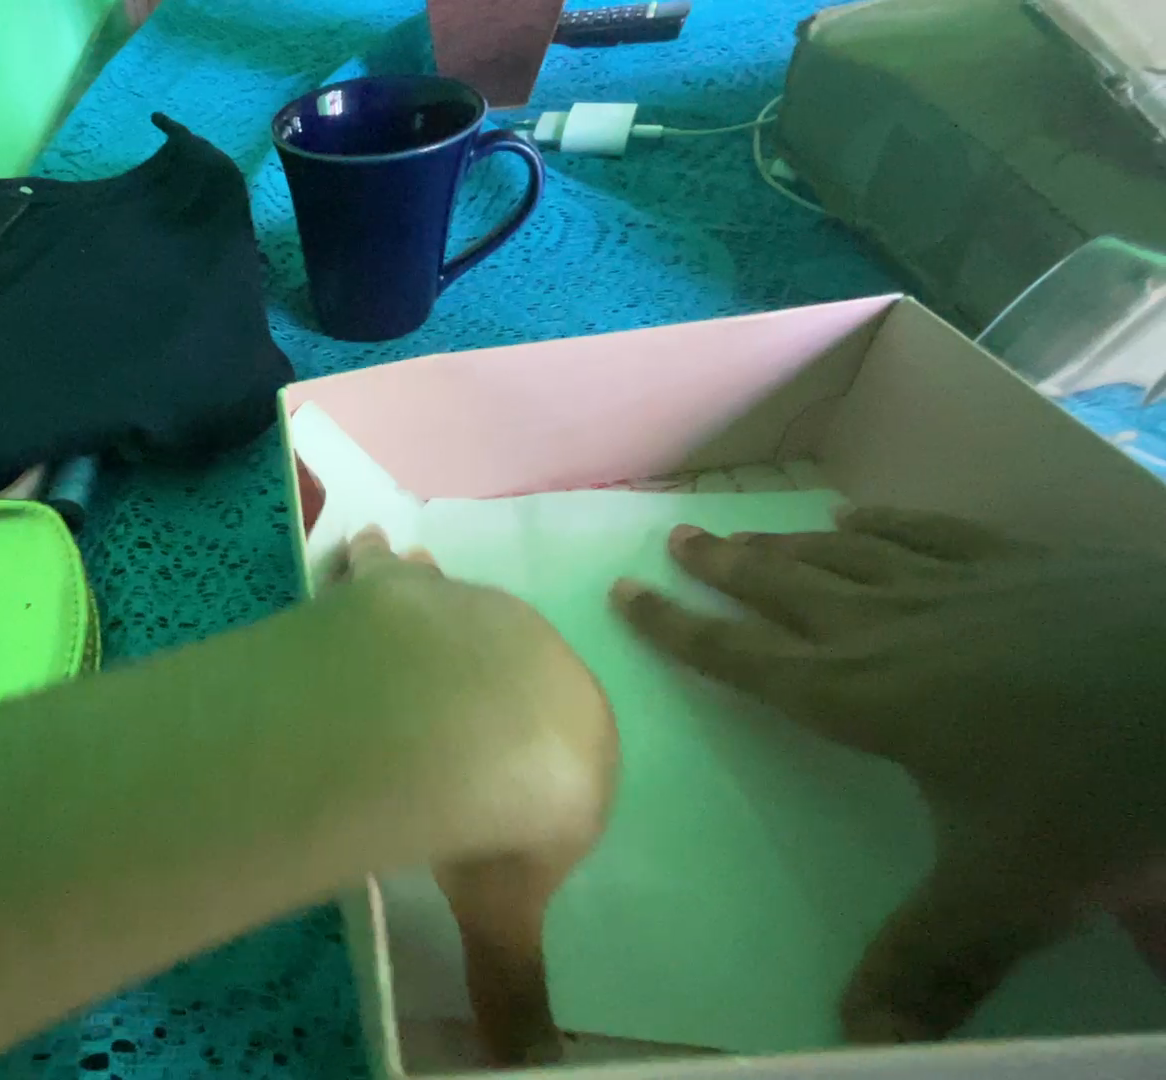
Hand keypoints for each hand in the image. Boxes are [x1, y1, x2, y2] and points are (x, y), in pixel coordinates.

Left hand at [333, 529, 617, 1065]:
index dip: (517, 754)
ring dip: (433, 603)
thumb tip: (513, 1063)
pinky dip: (373, 561)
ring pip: (449, 604)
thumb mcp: (504, 911)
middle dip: (475, 678)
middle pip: (500, 662)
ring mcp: (467, 611)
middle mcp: (527, 658)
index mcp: (569, 734)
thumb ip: (509, 981)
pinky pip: (389, 567)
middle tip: (432, 701)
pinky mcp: (410, 588)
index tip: (483, 771)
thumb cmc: (503, 819)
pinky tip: (363, 546)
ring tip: (405, 604)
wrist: (470, 727)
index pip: (548, 739)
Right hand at [611, 507, 1165, 1043]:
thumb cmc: (1107, 783)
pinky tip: (852, 514)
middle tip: (676, 539)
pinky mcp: (1011, 564)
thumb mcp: (1018, 884)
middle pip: (777, 588)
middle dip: (721, 566)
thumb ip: (934, 954)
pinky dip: (879, 522)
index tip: (624, 591)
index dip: (674, 626)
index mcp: (854, 694)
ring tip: (738, 533)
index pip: (737, 655)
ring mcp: (945, 588)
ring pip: (834, 556)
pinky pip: (922, 534)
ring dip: (780, 544)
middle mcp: (878, 631)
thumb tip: (860, 1039)